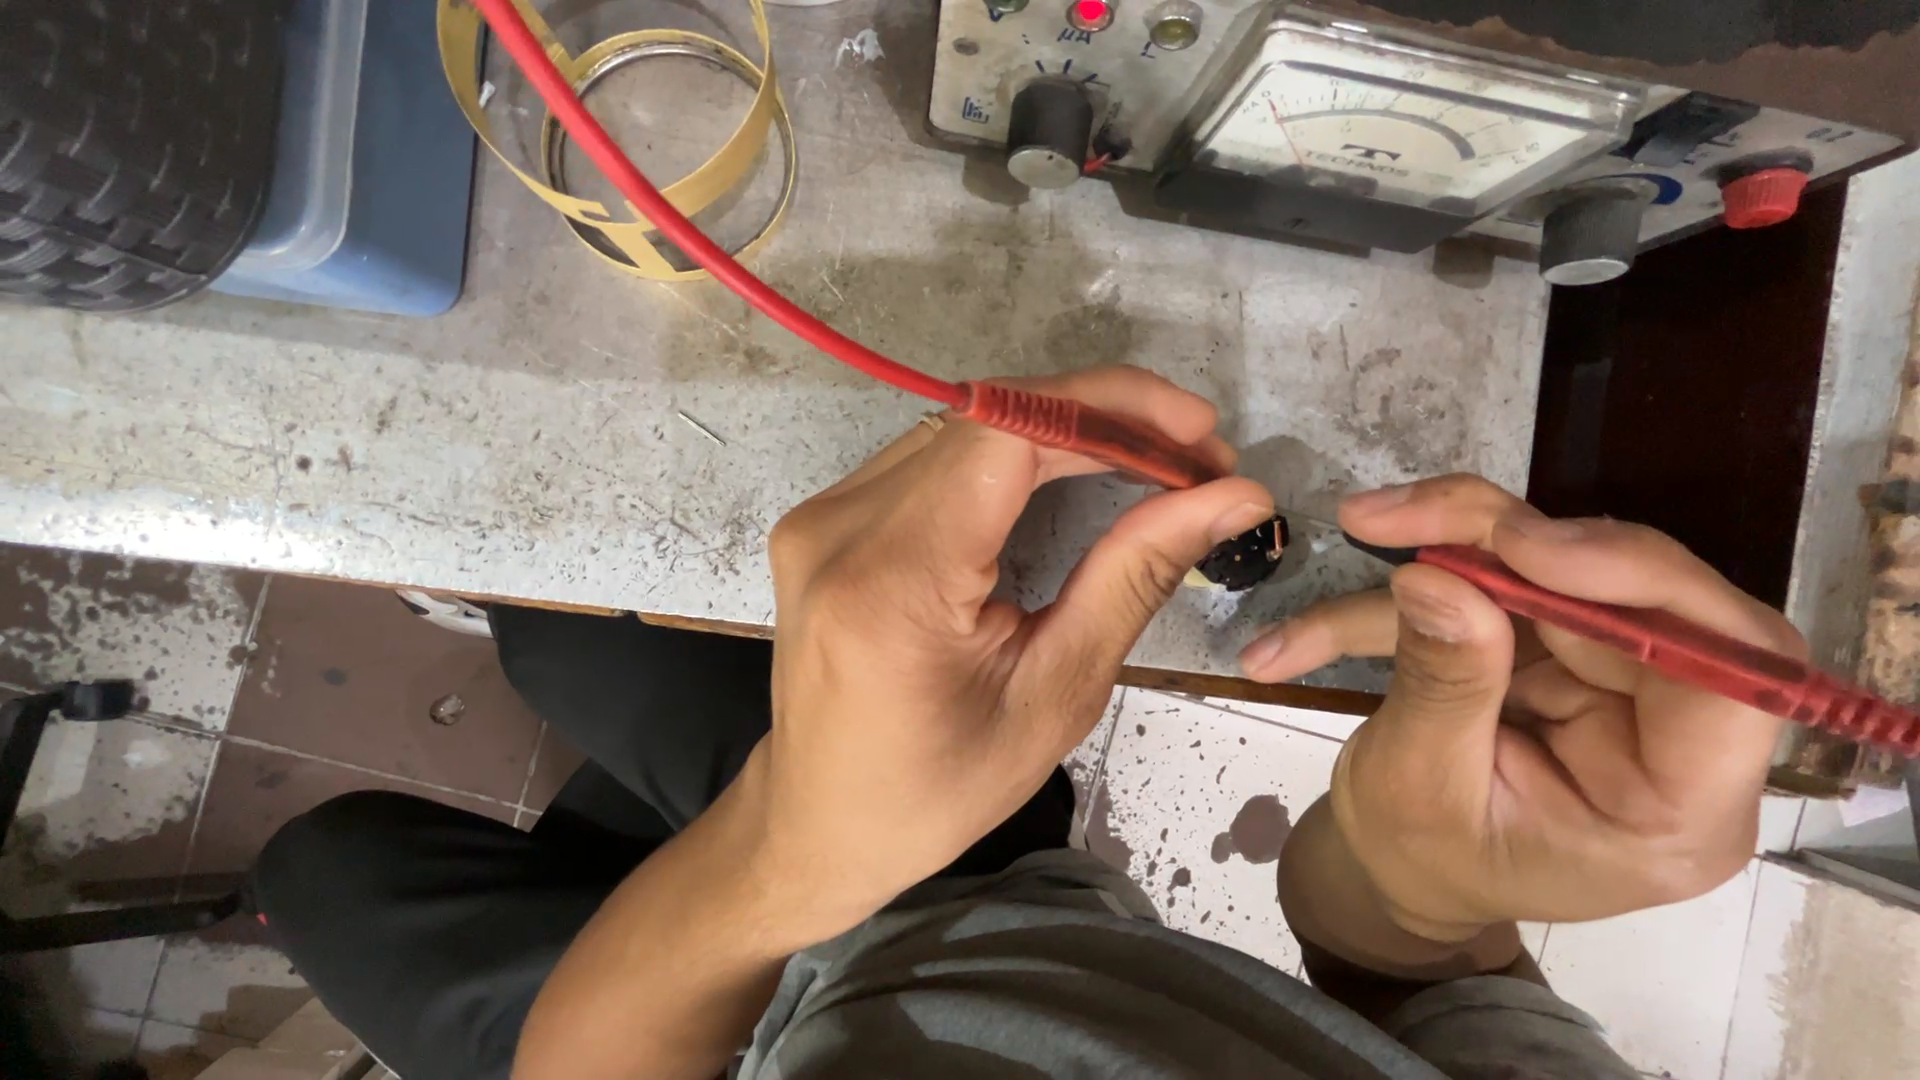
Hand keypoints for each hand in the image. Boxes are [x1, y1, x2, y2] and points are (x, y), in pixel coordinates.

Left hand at [746, 366, 1272, 937]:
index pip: (1008, 430)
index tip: (1198, 430)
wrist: (822, 822)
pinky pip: (933, 455)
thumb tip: (1233, 496)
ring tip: (1147, 463)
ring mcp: (822, 515)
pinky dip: (1012, 453)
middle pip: (989, 416)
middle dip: (1103, 417)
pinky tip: (1069, 476)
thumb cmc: (940, 787)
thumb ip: (1135, 576)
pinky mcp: (824, 518)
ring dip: (1063, 430)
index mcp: (895, 579)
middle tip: (1191, 455)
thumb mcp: (1056, 693)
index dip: (1111, 405)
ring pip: (963, 426)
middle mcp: (841, 525)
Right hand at [1244, 475, 1801, 940]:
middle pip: (1619, 597)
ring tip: (1355, 526)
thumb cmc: (1416, 858)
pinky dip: (1386, 603)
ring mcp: (1599, 683)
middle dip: (1495, 541)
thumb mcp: (1417, 787)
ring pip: (1542, 576)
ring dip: (1436, 547)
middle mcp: (1658, 729)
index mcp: (1672, 805)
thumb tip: (1435, 579)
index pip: (1728, 679)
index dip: (1644, 590)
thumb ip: (1442, 687)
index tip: (1521, 544)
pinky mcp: (1541, 654)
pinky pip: (1478, 596)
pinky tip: (1300, 635)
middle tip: (1384, 515)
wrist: (1391, 868)